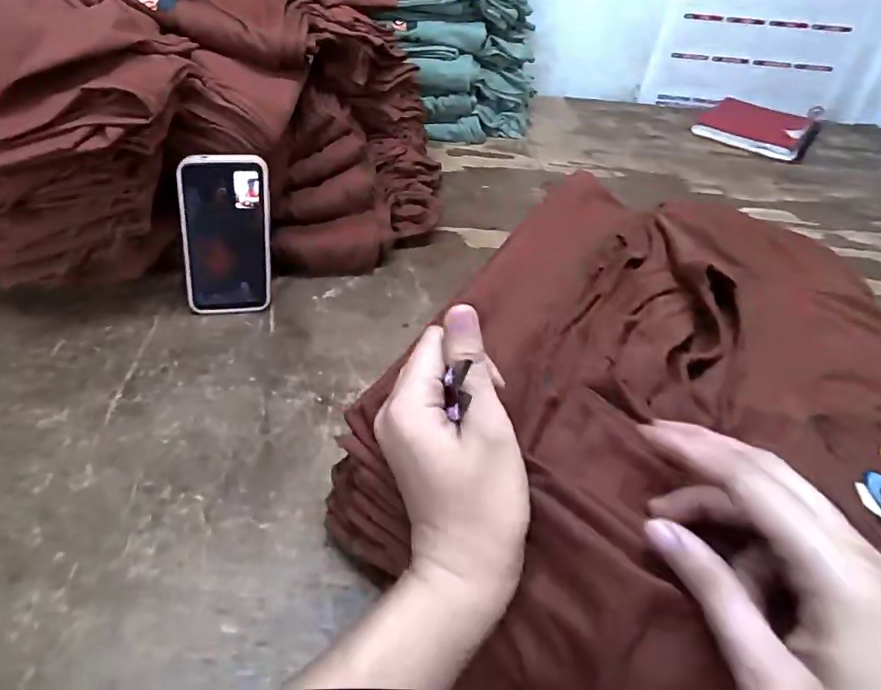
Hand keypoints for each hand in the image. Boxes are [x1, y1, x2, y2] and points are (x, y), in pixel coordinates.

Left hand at [374, 304, 528, 608]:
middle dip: (465, 374)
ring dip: (461, 393)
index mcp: (403, 403)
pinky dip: (450, 409)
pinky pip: (425, 402)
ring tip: (482, 431)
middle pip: (428, 359)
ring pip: (429, 379)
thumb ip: (472, 366)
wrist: (464, 572)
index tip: (494, 393)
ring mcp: (390, 426)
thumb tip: (461, 309)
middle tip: (491, 417)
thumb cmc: (487, 503)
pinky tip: (468, 438)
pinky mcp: (400, 441)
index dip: (470, 357)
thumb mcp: (489, 429)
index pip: (434, 342)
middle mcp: (386, 408)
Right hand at [640, 421, 880, 689]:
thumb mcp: (769, 679)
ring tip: (678, 528)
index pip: (752, 482)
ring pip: (790, 503)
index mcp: (840, 574)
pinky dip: (759, 535)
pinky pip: (808, 536)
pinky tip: (737, 571)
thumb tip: (655, 526)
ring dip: (729, 501)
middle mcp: (865, 557)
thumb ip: (715, 594)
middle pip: (774, 474)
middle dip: (710, 450)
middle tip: (653, 439)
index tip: (643, 432)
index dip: (694, 450)